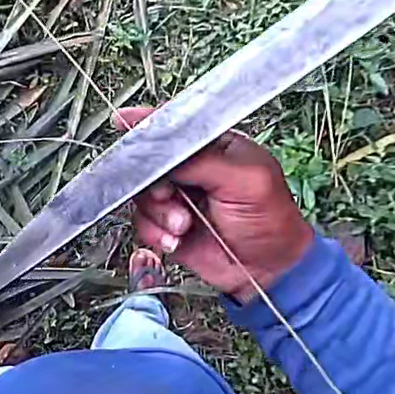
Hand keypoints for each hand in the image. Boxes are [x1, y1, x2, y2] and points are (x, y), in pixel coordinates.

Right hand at [115, 105, 314, 302]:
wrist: (266, 270)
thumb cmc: (270, 221)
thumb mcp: (245, 180)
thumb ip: (204, 161)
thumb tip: (164, 152)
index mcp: (214, 148)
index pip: (176, 129)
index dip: (148, 126)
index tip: (124, 123)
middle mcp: (191, 171)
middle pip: (149, 163)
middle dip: (154, 183)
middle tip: (168, 195)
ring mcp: (177, 199)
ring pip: (142, 196)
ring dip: (159, 213)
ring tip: (184, 225)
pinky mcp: (167, 226)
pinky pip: (143, 223)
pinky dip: (155, 233)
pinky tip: (176, 239)